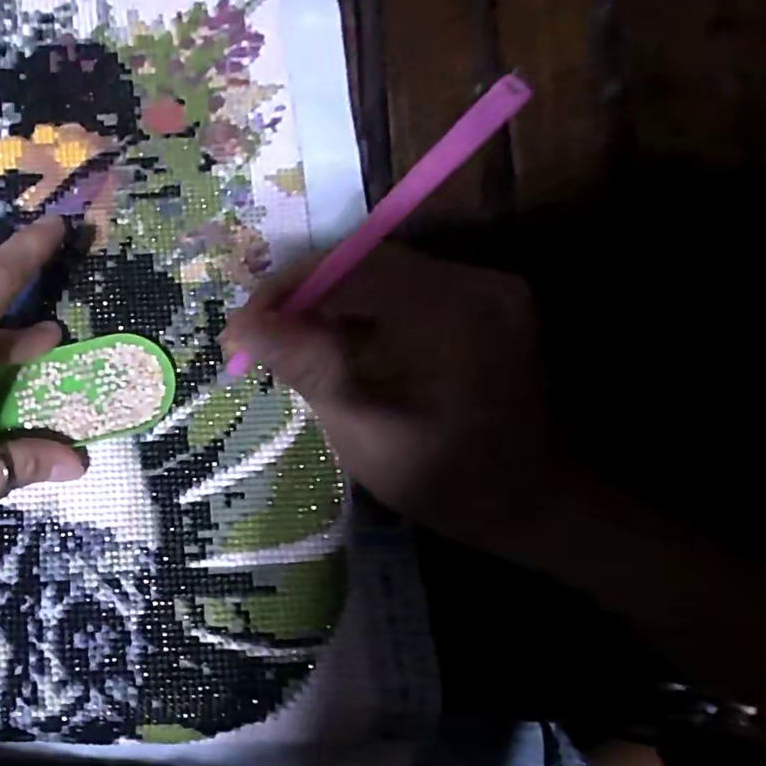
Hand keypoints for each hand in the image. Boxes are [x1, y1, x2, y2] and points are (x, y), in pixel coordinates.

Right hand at [221, 247, 568, 550]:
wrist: (525, 502)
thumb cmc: (438, 476)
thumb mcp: (359, 426)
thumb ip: (304, 364)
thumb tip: (240, 326)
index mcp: (449, 312)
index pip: (349, 267)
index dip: (284, 290)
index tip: (240, 330)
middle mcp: (473, 283)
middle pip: (363, 263)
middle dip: (300, 297)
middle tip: (255, 338)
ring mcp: (482, 291)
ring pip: (378, 276)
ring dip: (325, 306)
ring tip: (285, 347)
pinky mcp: (479, 305)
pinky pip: (401, 293)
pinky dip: (357, 315)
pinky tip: (334, 349)